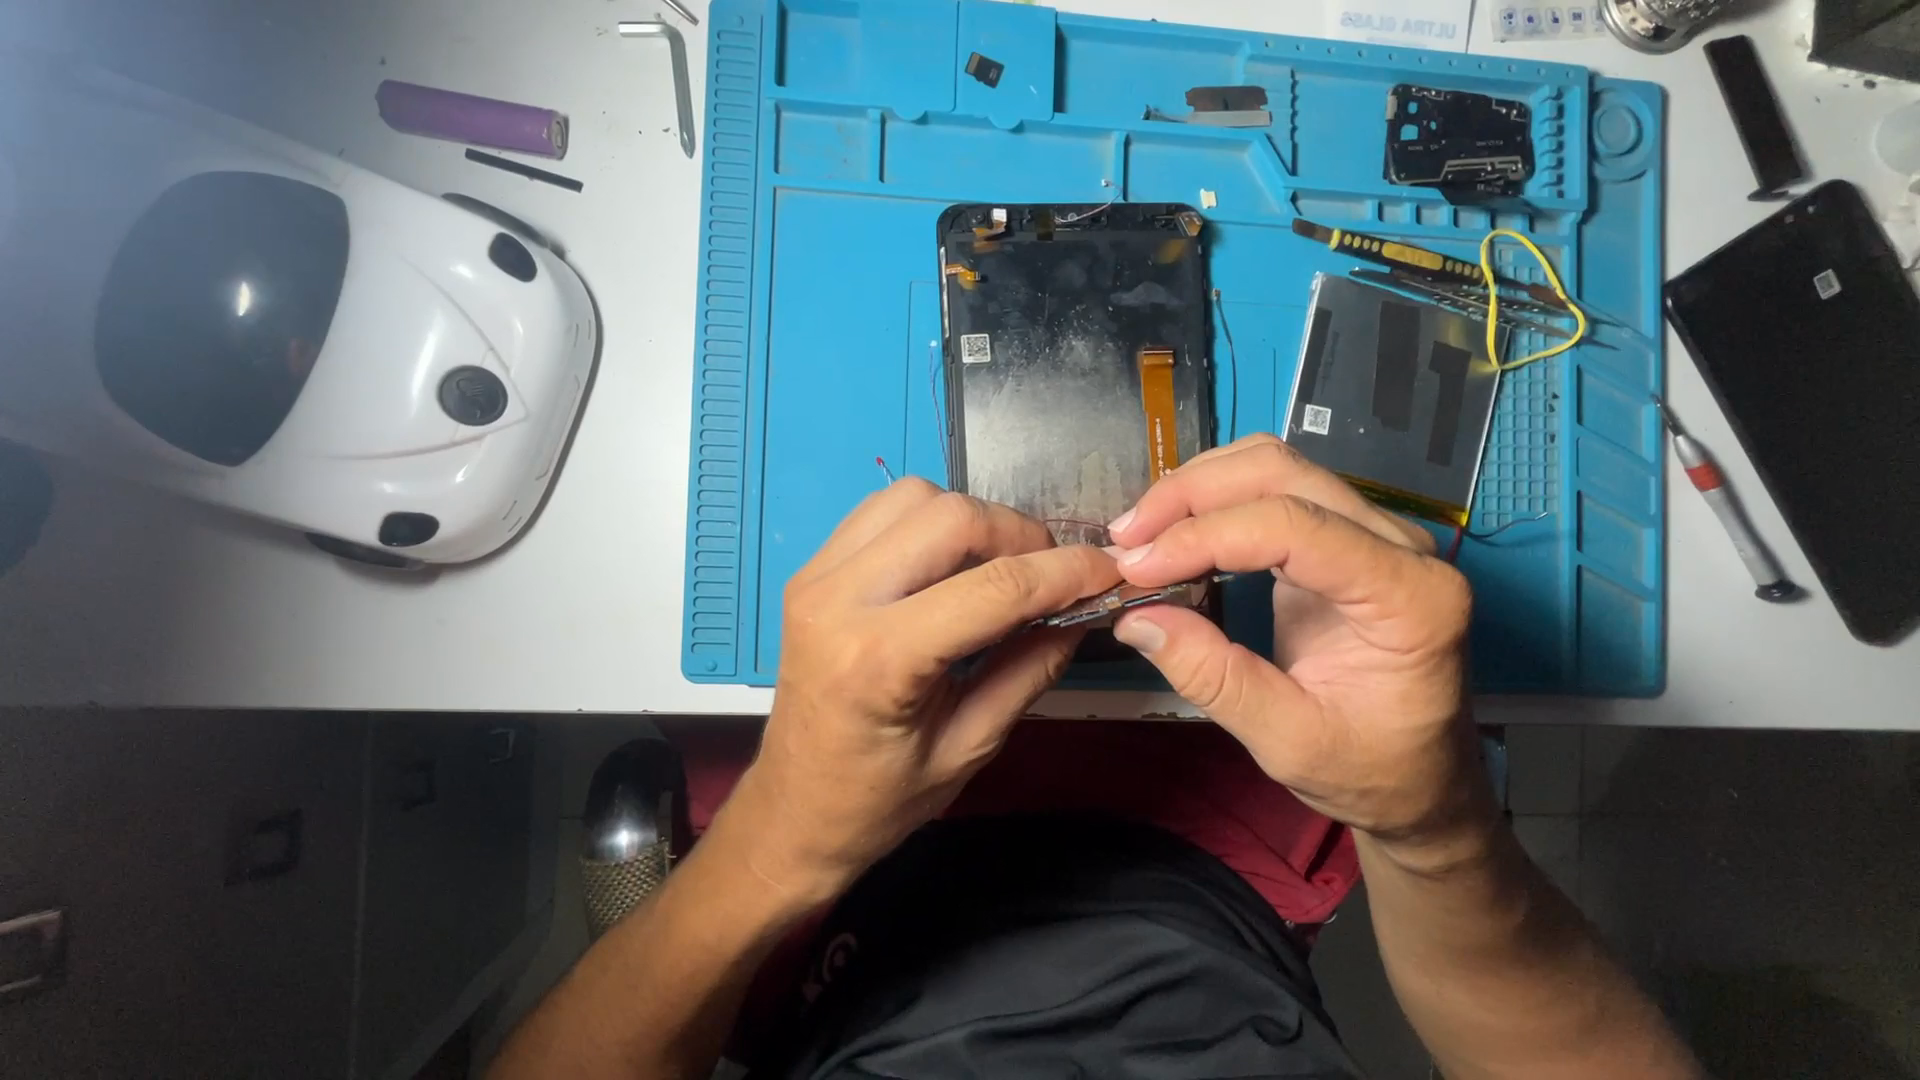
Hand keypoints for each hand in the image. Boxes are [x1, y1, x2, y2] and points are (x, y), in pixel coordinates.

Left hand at [726, 478, 1119, 903]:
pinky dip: (930, 521)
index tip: (1108, 571)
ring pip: (915, 497)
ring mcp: (816, 576)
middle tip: (1050, 574)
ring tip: (1001, 567)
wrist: (792, 811)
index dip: (1064, 572)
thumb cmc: (879, 800)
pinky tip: (951, 564)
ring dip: (973, 520)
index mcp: (879, 659)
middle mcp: (839, 599)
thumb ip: (1030, 669)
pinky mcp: (811, 571)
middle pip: (950, 515)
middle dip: (1019, 534)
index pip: (993, 587)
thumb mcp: (971, 747)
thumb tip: (1081, 609)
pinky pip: (882, 510)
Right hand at [1106, 434, 1487, 853]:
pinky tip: (1173, 531)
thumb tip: (1135, 618)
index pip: (1295, 527)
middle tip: (1125, 539)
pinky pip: (1272, 490)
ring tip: (1139, 532)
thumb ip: (1215, 678)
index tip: (1136, 569)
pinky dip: (1212, 501)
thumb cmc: (1370, 770)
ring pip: (1274, 466)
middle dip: (1191, 495)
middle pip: (1283, 473)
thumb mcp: (1288, 742)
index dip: (1205, 537)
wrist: (1420, 780)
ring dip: (1196, 488)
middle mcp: (1399, 546)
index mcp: (1410, 597)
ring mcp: (1372, 533)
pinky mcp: (1339, 536)